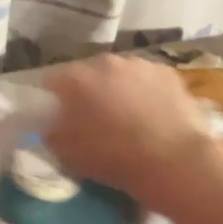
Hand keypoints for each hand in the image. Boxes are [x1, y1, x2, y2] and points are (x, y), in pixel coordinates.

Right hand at [44, 55, 221, 205]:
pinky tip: (152, 115)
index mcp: (76, 80)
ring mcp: (140, 65)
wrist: (170, 160)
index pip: (52, 81)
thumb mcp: (66, 154)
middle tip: (95, 118)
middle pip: (88, 74)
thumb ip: (52, 133)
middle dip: (88, 92)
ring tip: (127, 117)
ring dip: (118, 89)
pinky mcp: (168, 73)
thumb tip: (53, 125)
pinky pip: (148, 80)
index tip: (59, 117)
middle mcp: (106, 63)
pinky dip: (146, 92)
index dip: (53, 99)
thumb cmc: (111, 157)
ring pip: (120, 74)